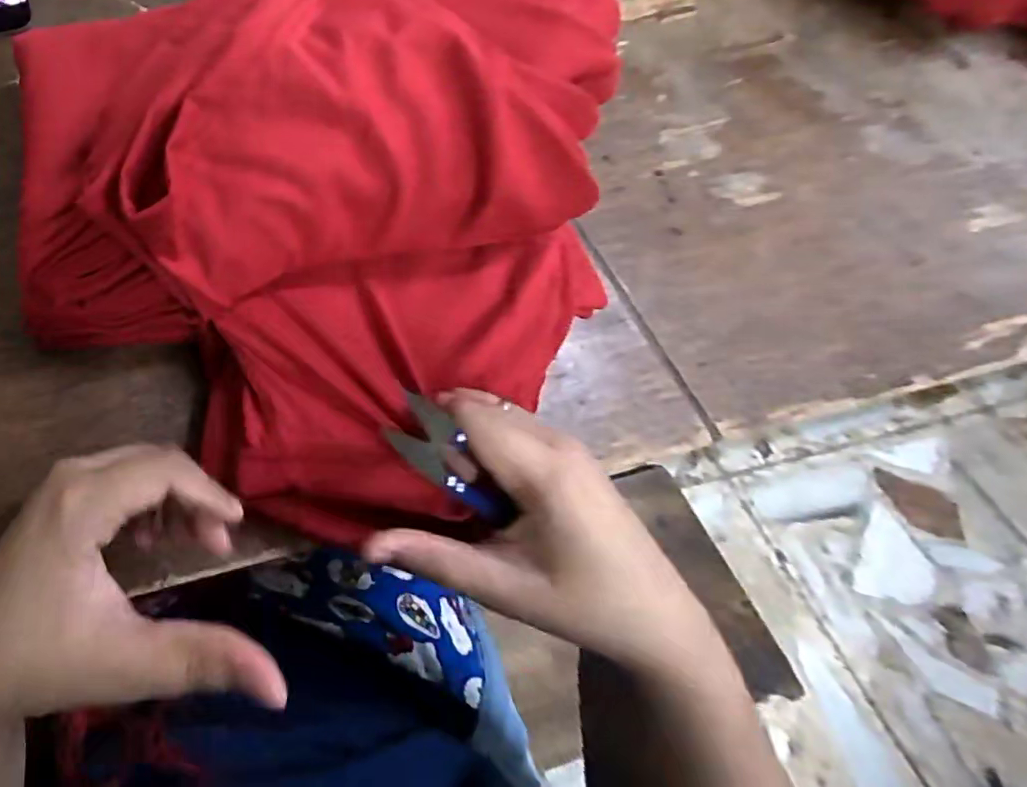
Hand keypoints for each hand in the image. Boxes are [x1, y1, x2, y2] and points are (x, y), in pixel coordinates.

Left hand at [0, 444, 288, 721]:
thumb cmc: (47, 660)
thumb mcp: (130, 662)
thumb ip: (205, 660)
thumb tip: (281, 688)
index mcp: (82, 501)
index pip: (163, 470)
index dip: (207, 492)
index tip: (236, 528)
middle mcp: (69, 476)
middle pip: (152, 460)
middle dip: (193, 494)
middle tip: (216, 544)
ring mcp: (56, 483)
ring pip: (134, 464)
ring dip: (171, 495)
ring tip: (190, 541)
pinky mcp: (52, 496)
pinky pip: (113, 475)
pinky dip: (143, 497)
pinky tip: (147, 540)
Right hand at [363, 390, 723, 678]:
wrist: (660, 620)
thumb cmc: (579, 604)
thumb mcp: (501, 587)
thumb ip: (432, 557)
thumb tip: (365, 545)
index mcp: (541, 468)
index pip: (469, 411)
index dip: (431, 423)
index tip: (411, 458)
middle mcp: (556, 440)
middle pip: (479, 406)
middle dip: (448, 433)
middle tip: (443, 486)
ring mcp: (569, 442)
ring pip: (497, 411)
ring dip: (469, 437)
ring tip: (468, 489)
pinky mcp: (573, 450)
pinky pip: (515, 422)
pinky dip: (490, 439)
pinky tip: (494, 485)